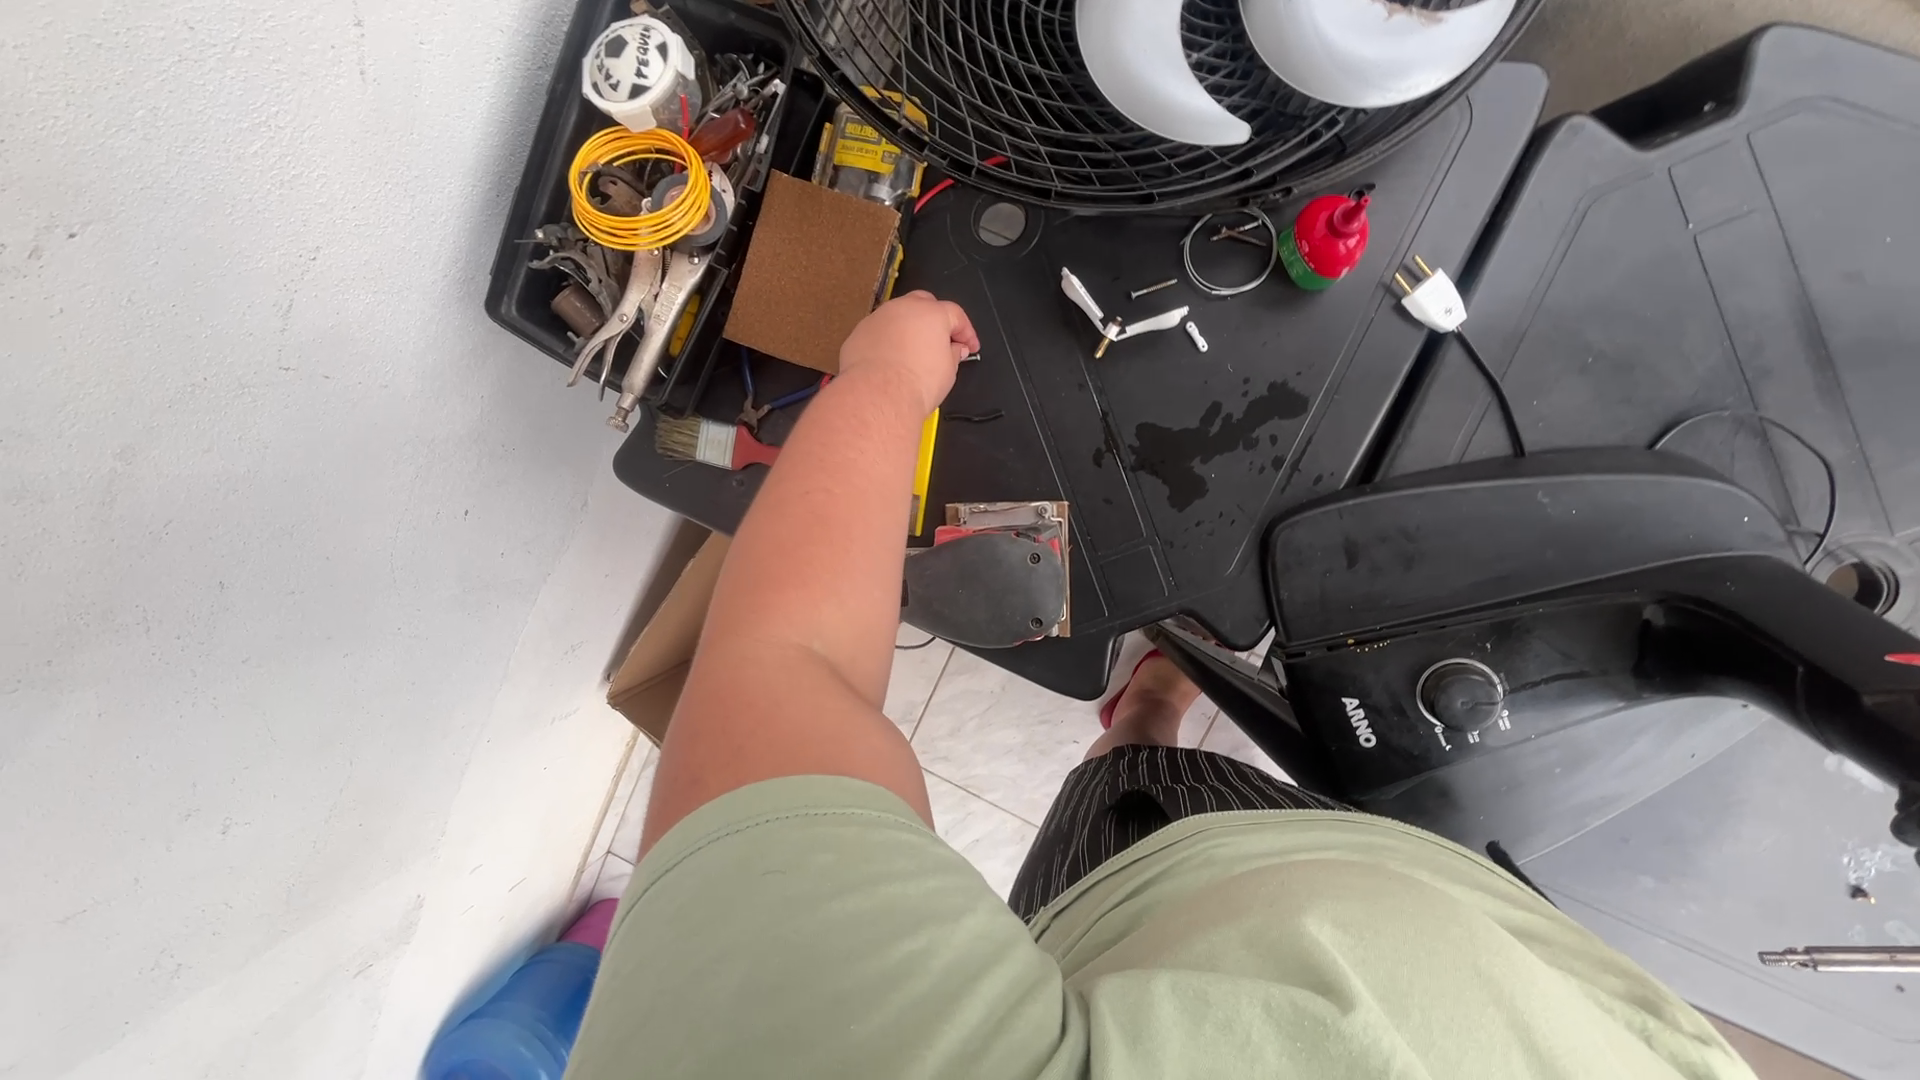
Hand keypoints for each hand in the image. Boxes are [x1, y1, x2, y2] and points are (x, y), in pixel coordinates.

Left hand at [838, 291, 979, 415]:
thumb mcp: (949, 371)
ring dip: (908, 330)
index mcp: (932, 313)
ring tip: (913, 355)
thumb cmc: (913, 383)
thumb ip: (954, 354)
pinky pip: (878, 332)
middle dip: (934, 320)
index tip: (968, 346)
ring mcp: (878, 318)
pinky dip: (886, 342)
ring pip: (897, 316)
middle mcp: (904, 308)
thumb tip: (954, 351)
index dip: (966, 332)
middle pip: (924, 304)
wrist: (878, 396)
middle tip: (940, 343)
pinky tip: (891, 362)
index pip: (956, 315)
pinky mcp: (859, 333)